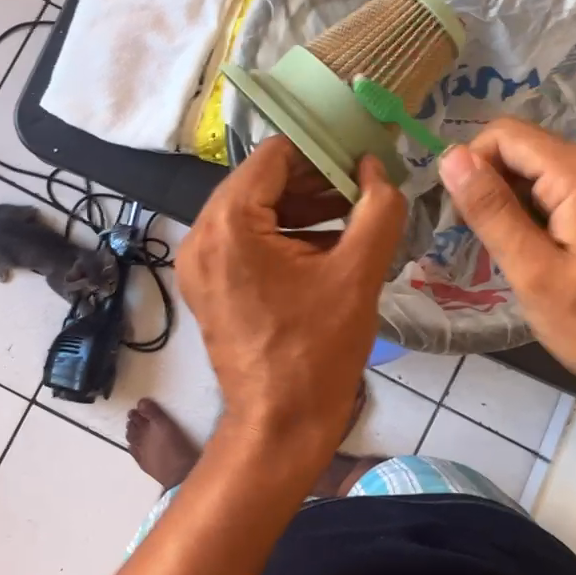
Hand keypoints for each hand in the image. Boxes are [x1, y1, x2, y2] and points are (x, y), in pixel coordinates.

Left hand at [178, 137, 405, 472]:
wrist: (280, 424)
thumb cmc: (318, 350)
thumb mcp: (358, 273)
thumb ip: (376, 208)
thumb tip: (376, 167)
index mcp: (228, 224)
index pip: (275, 155)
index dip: (322, 149)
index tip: (361, 154)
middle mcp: (201, 235)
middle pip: (261, 182)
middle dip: (315, 180)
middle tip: (364, 185)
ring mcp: (199, 263)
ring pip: (254, 211)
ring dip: (303, 207)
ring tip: (354, 214)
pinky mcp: (207, 285)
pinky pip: (246, 241)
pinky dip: (283, 235)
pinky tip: (328, 245)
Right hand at [438, 118, 575, 425]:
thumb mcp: (534, 273)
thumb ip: (492, 211)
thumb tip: (452, 157)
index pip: (507, 134)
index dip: (473, 165)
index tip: (463, 216)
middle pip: (530, 150)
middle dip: (495, 186)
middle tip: (487, 245)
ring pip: (550, 173)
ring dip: (520, 204)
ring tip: (516, 258)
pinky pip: (575, 193)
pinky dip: (547, 214)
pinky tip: (547, 259)